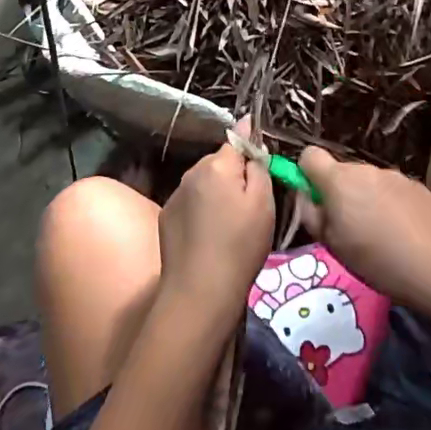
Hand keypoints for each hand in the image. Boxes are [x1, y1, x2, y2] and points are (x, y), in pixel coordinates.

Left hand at [157, 118, 273, 323]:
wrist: (200, 289)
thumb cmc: (240, 245)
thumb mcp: (263, 204)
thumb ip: (258, 167)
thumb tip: (251, 141)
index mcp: (217, 165)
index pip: (236, 139)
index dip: (250, 145)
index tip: (260, 156)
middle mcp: (192, 173)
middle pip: (218, 163)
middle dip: (233, 174)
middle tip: (250, 203)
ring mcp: (176, 195)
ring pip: (203, 183)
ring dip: (216, 193)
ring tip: (230, 223)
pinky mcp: (167, 216)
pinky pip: (190, 203)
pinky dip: (200, 211)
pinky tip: (209, 235)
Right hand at [296, 148, 430, 308]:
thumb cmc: (379, 261)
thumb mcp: (331, 244)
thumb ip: (311, 214)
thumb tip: (305, 195)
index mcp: (339, 180)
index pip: (309, 155)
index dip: (306, 175)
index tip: (314, 203)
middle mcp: (366, 169)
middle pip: (340, 172)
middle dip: (338, 194)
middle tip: (347, 231)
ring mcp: (395, 176)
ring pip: (366, 183)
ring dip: (364, 202)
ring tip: (379, 238)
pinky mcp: (419, 188)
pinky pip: (390, 192)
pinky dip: (389, 208)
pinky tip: (402, 237)